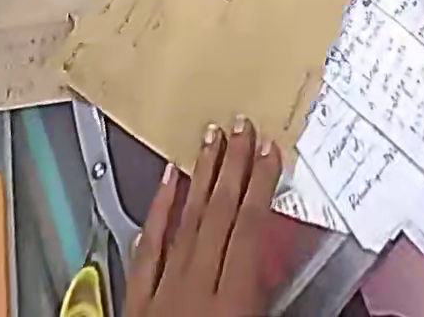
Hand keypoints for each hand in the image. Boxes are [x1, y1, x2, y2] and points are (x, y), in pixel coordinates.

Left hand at [127, 118, 282, 316]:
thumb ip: (269, 294)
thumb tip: (287, 260)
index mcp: (230, 305)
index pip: (248, 228)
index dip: (261, 183)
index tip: (269, 148)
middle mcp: (194, 288)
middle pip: (217, 213)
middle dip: (233, 164)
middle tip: (241, 124)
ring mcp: (161, 292)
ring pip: (185, 219)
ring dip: (201, 174)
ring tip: (211, 137)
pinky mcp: (136, 303)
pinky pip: (147, 247)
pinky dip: (158, 209)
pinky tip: (166, 176)